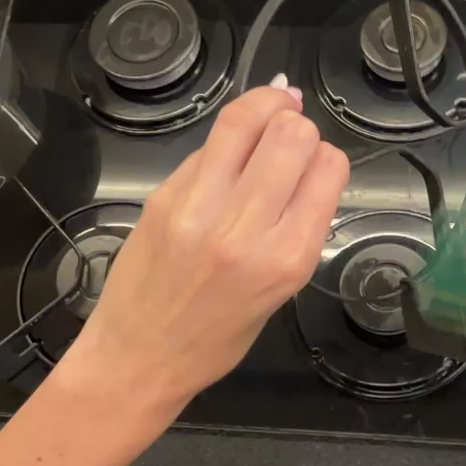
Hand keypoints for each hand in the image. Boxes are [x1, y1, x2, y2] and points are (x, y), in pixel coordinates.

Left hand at [57, 81, 349, 414]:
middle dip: (299, 125)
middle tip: (291, 136)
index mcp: (286, 260)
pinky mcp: (163, 197)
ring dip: (266, 106)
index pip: (327, 169)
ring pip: (244, 121)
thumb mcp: (277, 296)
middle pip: (291, 135)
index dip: (327, 157)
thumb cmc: (215, 342)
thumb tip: (307, 166)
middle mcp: (246, 230)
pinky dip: (227, 139)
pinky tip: (231, 149)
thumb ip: (294, 230)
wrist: (138, 359)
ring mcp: (199, 209)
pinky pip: (207, 147)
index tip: (317, 166)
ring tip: (272, 107)